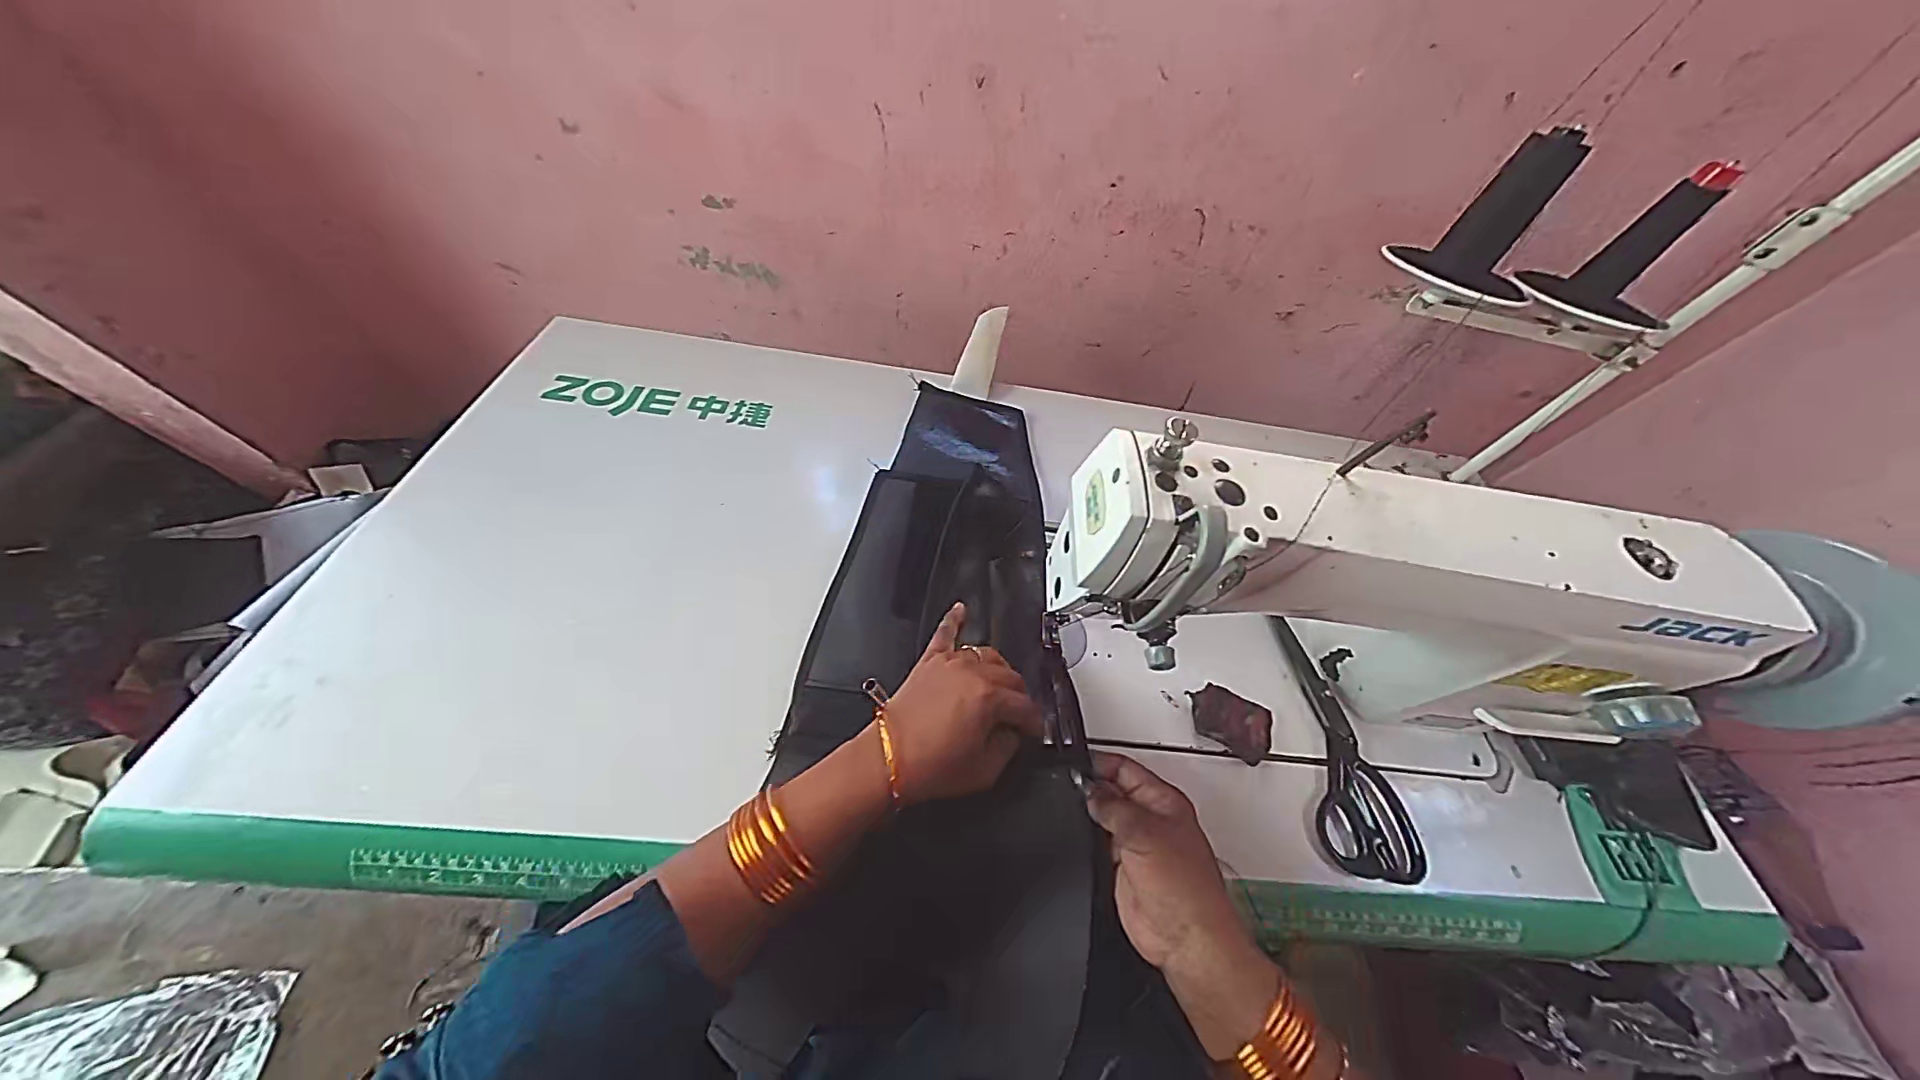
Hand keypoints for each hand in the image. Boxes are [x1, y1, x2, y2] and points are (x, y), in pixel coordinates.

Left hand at [884, 602, 1044, 803]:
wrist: (888, 759)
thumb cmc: (928, 763)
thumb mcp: (984, 770)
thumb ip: (1008, 746)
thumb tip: (1012, 734)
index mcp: (989, 698)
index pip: (1025, 706)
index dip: (1034, 723)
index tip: (1034, 730)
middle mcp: (971, 674)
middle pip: (1011, 678)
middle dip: (1019, 697)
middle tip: (1018, 714)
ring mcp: (949, 664)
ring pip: (987, 655)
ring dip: (999, 669)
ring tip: (1001, 684)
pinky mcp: (929, 662)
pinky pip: (945, 633)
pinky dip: (954, 620)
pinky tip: (961, 610)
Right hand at [1086, 751, 1279, 1059]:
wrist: (1185, 939)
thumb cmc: (1186, 890)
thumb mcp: (1142, 833)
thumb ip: (1112, 806)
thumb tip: (1089, 789)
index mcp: (1163, 801)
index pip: (1125, 768)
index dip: (1100, 763)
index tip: (1075, 764)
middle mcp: (1150, 820)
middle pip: (1113, 791)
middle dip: (1092, 788)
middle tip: (1070, 788)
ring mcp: (1137, 844)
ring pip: (1104, 818)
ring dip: (1090, 816)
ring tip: (1074, 813)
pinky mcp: (1123, 868)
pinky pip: (1099, 845)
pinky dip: (1088, 841)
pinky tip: (1080, 839)